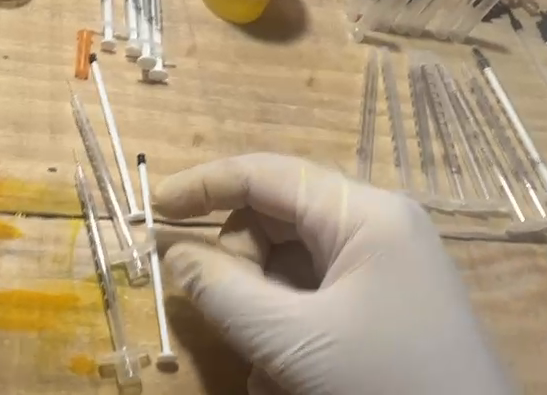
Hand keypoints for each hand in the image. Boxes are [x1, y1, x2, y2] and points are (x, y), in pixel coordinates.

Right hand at [153, 153, 513, 394]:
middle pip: (277, 220)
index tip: (154, 208)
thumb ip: (224, 292)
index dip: (203, 185)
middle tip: (225, 319)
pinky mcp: (391, 306)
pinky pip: (320, 298)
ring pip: (294, 265)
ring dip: (264, 313)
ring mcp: (388, 266)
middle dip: (242, 269)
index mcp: (363, 212)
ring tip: (265, 372)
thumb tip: (174, 254)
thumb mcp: (296, 345)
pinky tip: (288, 383)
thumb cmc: (391, 392)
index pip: (264, 173)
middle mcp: (377, 225)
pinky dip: (292, 332)